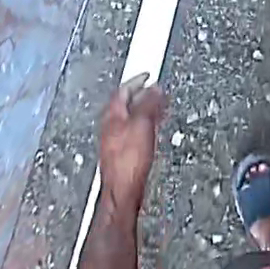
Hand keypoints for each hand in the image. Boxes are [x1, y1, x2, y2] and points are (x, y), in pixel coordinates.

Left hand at [98, 73, 165, 220]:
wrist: (122, 193)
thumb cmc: (127, 162)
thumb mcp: (143, 124)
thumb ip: (149, 104)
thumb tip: (155, 88)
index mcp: (112, 115)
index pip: (123, 90)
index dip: (137, 80)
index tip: (148, 75)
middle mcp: (110, 127)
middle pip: (126, 104)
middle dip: (142, 95)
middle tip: (156, 90)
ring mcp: (114, 142)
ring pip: (130, 118)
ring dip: (144, 111)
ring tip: (158, 108)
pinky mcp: (122, 155)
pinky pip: (134, 132)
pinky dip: (144, 126)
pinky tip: (151, 131)